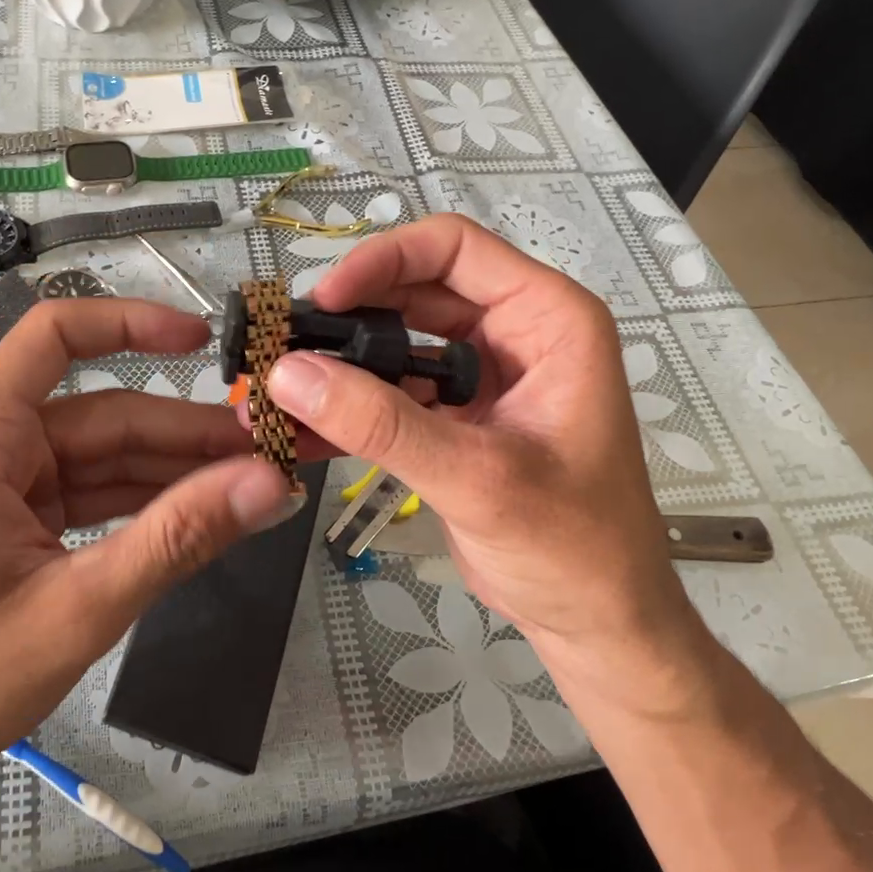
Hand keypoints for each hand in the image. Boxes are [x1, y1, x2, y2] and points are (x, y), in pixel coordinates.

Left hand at [0, 299, 296, 803]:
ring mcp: (6, 485)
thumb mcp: (78, 608)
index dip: (132, 322)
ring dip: (178, 471)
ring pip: (107, 457)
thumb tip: (268, 484)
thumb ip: (176, 540)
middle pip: (105, 413)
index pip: (54, 337)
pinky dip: (147, 504)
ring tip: (258, 483)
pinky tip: (207, 515)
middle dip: (188, 431)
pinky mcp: (18, 522)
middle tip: (274, 449)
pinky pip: (94, 494)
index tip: (204, 341)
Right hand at [258, 214, 694, 657]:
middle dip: (347, 315)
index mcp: (546, 319)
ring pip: (395, 342)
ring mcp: (479, 376)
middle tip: (282, 344)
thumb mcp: (477, 476)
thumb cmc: (572, 544)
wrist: (596, 623)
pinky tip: (300, 426)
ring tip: (277, 385)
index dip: (383, 260)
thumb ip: (381, 423)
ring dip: (339, 363)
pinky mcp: (453, 418)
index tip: (323, 300)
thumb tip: (286, 373)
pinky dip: (348, 406)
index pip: (454, 248)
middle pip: (414, 292)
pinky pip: (390, 392)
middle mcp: (513, 334)